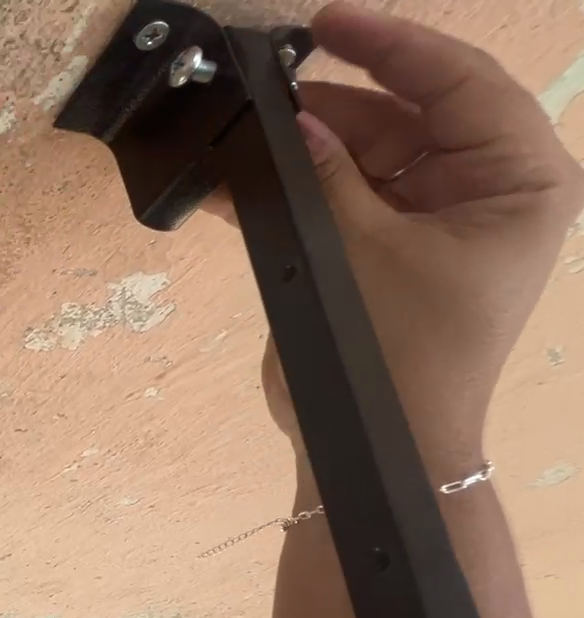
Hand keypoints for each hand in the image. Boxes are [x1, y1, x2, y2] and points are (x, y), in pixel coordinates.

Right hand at [262, 2, 583, 474]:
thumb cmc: (397, 349)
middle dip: (337, 103)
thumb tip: (293, 125)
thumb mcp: (362, 253)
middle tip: (266, 87)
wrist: (378, 436)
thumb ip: (328, 182)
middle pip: (406, 120)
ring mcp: (422, 224)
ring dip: (303, 154)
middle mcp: (477, 191)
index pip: (461, 86)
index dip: (396, 45)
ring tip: (243, 139)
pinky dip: (290, 196)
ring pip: (361, 163)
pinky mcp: (373, 253)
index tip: (329, 22)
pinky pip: (333, 206)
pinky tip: (242, 186)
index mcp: (516, 180)